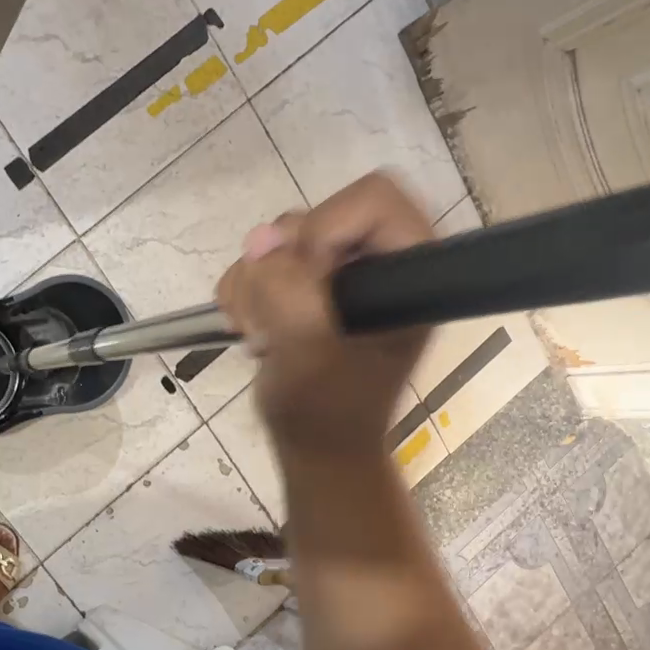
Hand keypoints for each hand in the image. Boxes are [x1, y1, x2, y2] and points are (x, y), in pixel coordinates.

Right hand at [215, 172, 436, 457]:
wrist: (313, 450)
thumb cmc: (327, 415)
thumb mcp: (309, 358)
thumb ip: (287, 294)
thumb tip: (260, 241)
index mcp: (408, 271)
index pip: (371, 199)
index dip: (325, 233)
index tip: (303, 288)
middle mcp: (376, 261)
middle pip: (314, 217)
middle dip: (277, 271)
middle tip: (272, 324)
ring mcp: (335, 274)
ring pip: (277, 241)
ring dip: (252, 289)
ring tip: (262, 337)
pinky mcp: (302, 287)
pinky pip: (257, 264)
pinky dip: (241, 295)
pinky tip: (251, 332)